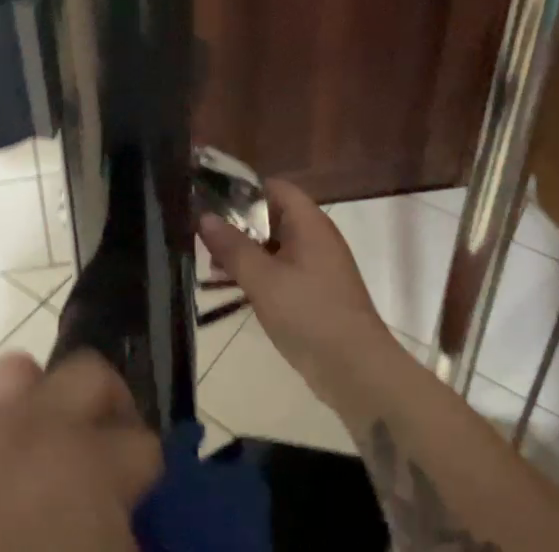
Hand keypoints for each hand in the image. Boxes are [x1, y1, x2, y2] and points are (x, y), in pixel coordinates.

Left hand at [0, 351, 162, 551]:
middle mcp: (44, 421)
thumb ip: (121, 521)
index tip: (136, 491)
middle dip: (106, 404)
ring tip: (40, 435)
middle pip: (91, 372)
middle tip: (105, 445)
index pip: (144, 442)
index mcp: (96, 459)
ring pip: (19, 369)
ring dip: (35, 398)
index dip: (144, 469)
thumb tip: (118, 513)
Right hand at [197, 178, 398, 409]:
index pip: (274, 188)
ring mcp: (316, 266)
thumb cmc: (309, 314)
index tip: (210, 203)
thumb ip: (232, 247)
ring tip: (209, 268)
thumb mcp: (263, 279)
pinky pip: (281, 271)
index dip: (243, 191)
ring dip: (244, 253)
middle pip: (272, 216)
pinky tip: (231, 290)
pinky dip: (257, 274)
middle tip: (202, 240)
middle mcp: (315, 237)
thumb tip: (204, 216)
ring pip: (274, 246)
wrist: (356, 369)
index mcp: (309, 223)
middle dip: (238, 226)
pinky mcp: (314, 292)